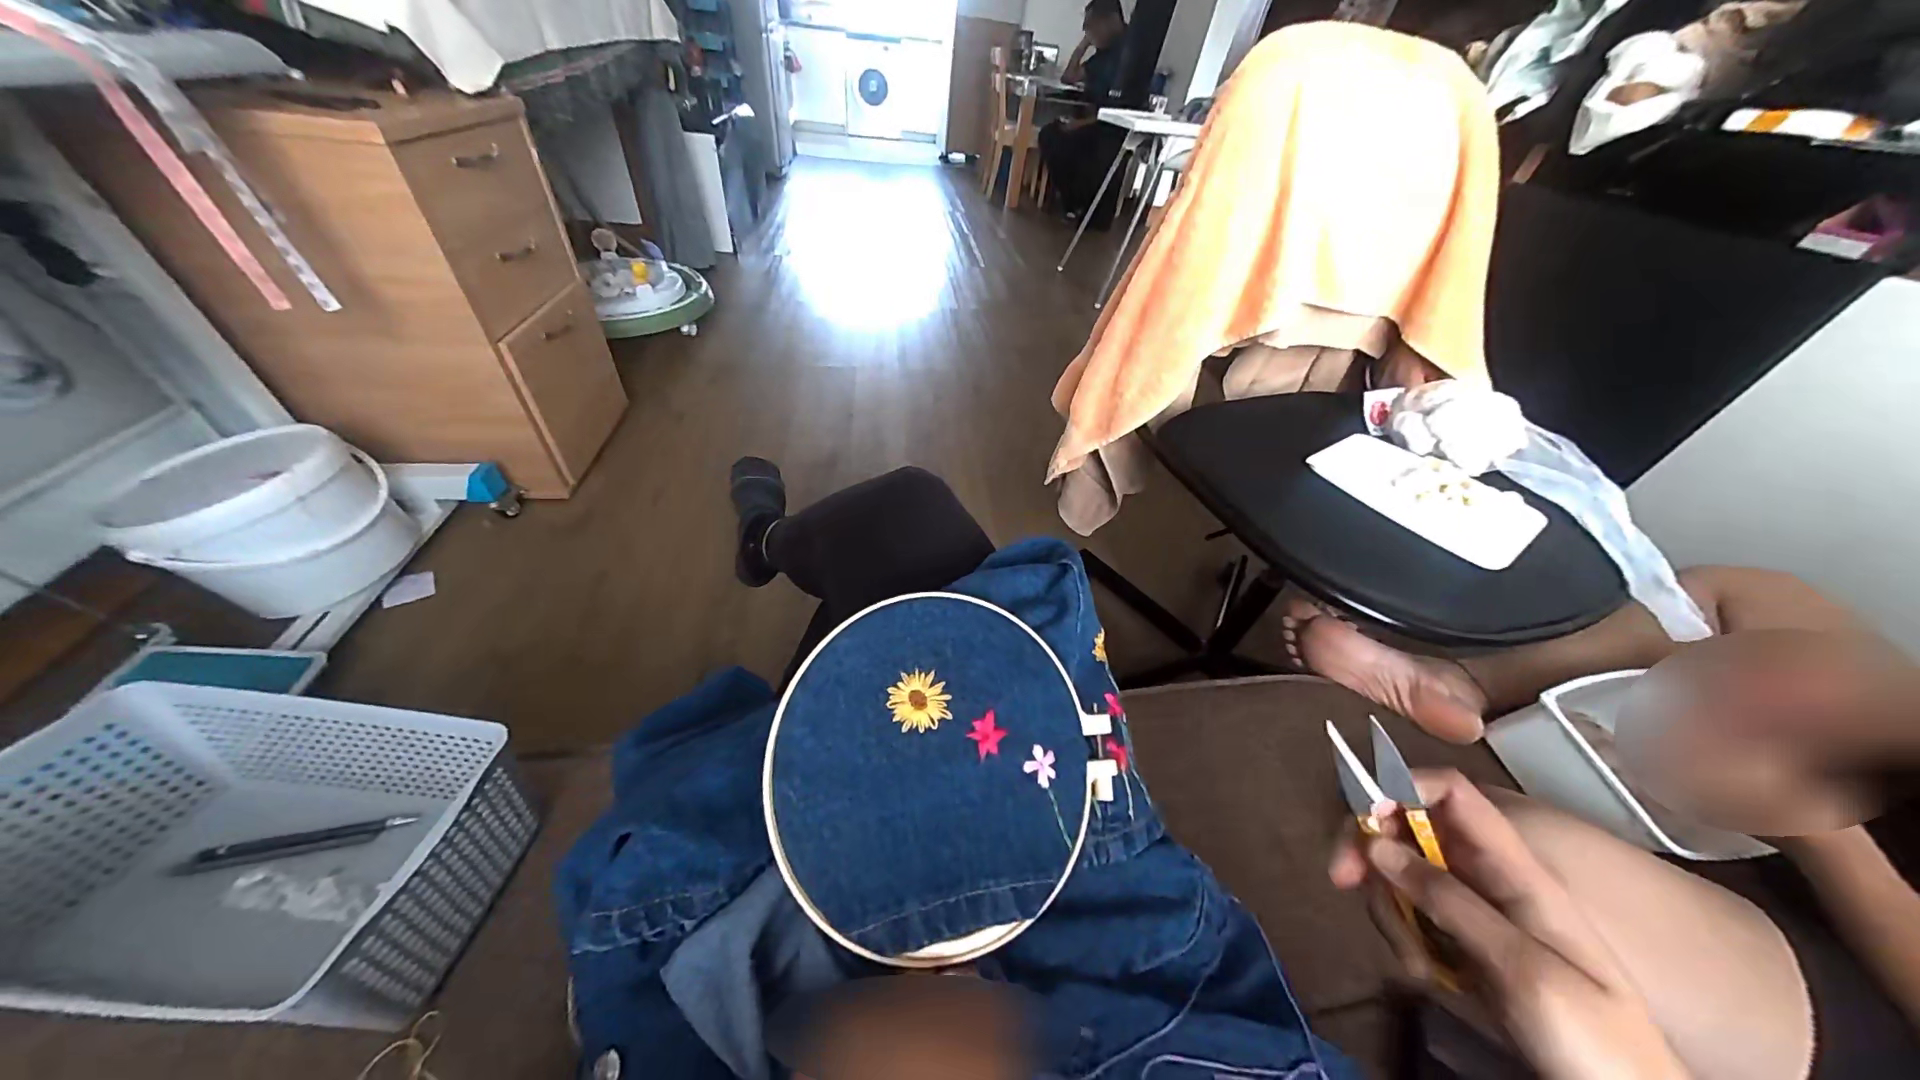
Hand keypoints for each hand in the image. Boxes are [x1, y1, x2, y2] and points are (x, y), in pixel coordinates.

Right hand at [1330, 771, 1688, 1079]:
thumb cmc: (1593, 1038)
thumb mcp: (1522, 969)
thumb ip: (1449, 901)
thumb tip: (1376, 842)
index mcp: (1514, 868)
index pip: (1451, 792)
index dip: (1401, 785)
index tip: (1361, 816)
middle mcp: (1487, 875)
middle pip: (1408, 828)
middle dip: (1369, 849)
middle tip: (1343, 880)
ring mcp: (1473, 907)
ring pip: (1399, 872)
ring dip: (1387, 906)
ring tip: (1415, 963)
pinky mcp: (1461, 940)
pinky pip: (1409, 913)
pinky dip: (1401, 934)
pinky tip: (1423, 973)